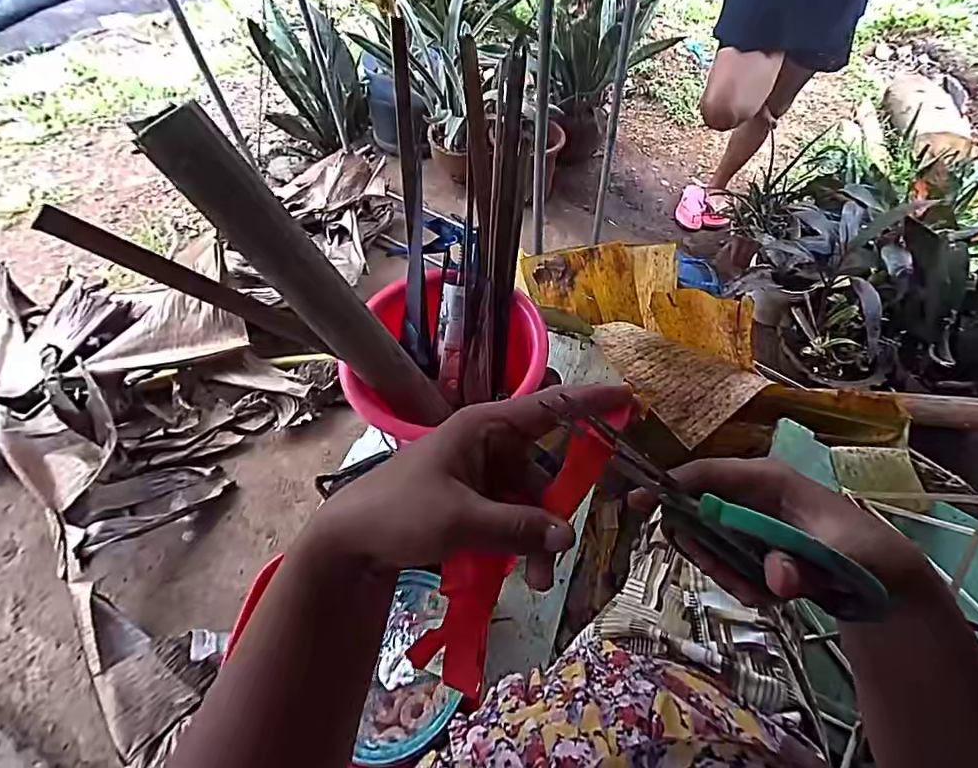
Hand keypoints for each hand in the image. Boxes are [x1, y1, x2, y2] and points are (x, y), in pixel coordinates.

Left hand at [307, 384, 635, 589]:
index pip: (547, 407)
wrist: (351, 542)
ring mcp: (484, 474)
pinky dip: (522, 544)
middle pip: (543, 469)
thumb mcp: (458, 519)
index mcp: (485, 426)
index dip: (588, 401)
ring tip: (536, 580)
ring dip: (538, 538)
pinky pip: (514, 518)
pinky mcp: (477, 501)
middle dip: (555, 510)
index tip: (626, 397)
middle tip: (562, 548)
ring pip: (531, 501)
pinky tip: (521, 573)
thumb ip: (515, 526)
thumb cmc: (398, 510)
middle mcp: (490, 444)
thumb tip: (567, 535)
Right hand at [630, 457, 940, 609]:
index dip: (672, 484)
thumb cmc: (865, 553)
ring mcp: (751, 516)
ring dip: (724, 569)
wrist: (886, 579)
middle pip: (699, 508)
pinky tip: (767, 593)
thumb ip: (805, 568)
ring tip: (760, 593)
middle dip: (705, 547)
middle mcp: (752, 492)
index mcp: (768, 478)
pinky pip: (724, 556)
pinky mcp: (752, 539)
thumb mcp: (842, 560)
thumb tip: (773, 576)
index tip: (640, 502)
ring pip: (708, 537)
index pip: (708, 472)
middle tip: (731, 579)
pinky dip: (737, 579)